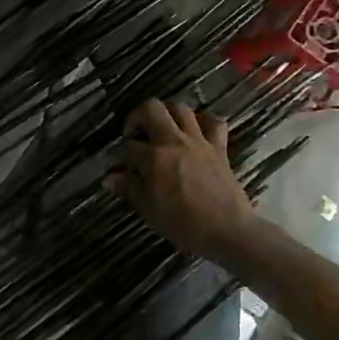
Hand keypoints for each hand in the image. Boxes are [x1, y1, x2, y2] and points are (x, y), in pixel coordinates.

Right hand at [108, 99, 255, 261]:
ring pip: (180, 108)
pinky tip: (197, 131)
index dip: (123, 154)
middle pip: (151, 108)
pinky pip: (215, 123)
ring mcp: (198, 142)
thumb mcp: (148, 209)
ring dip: (168, 114)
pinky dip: (205, 121)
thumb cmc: (184, 224)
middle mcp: (173, 141)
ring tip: (163, 130)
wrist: (229, 232)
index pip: (129, 145)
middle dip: (137, 116)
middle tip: (137, 134)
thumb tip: (109, 178)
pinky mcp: (219, 148)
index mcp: (152, 157)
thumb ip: (129, 188)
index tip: (125, 167)